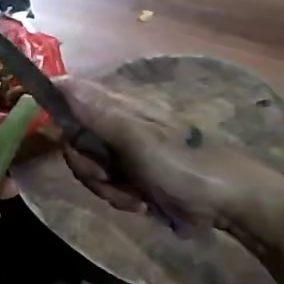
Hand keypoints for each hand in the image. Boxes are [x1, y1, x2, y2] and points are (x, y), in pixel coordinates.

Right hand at [56, 77, 274, 229]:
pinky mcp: (133, 177)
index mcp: (120, 107)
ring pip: (89, 168)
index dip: (57, 113)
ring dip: (107, 188)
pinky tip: (142, 203)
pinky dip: (121, 197)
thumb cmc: (186, 166)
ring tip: (135, 196)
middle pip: (75, 141)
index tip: (54, 136)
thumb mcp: (139, 140)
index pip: (71, 97)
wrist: (229, 203)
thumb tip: (60, 80)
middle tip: (108, 176)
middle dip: (87, 167)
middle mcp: (117, 124)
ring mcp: (125, 152)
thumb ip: (99, 114)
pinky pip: (108, 186)